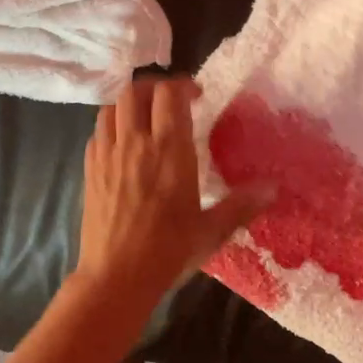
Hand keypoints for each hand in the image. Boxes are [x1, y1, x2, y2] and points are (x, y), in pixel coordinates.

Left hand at [74, 77, 266, 304]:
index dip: (183, 86)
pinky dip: (111, 127)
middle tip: (171, 103)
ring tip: (145, 120)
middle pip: (136, 91)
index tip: (197, 96)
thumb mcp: (211, 231)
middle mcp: (135, 143)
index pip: (169, 94)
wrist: (116, 276)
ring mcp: (107, 155)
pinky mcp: (89, 171)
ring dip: (130, 105)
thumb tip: (272, 189)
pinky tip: (123, 147)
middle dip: (154, 88)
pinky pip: (97, 133)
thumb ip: (241, 205)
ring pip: (111, 107)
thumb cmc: (168, 253)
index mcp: (169, 151)